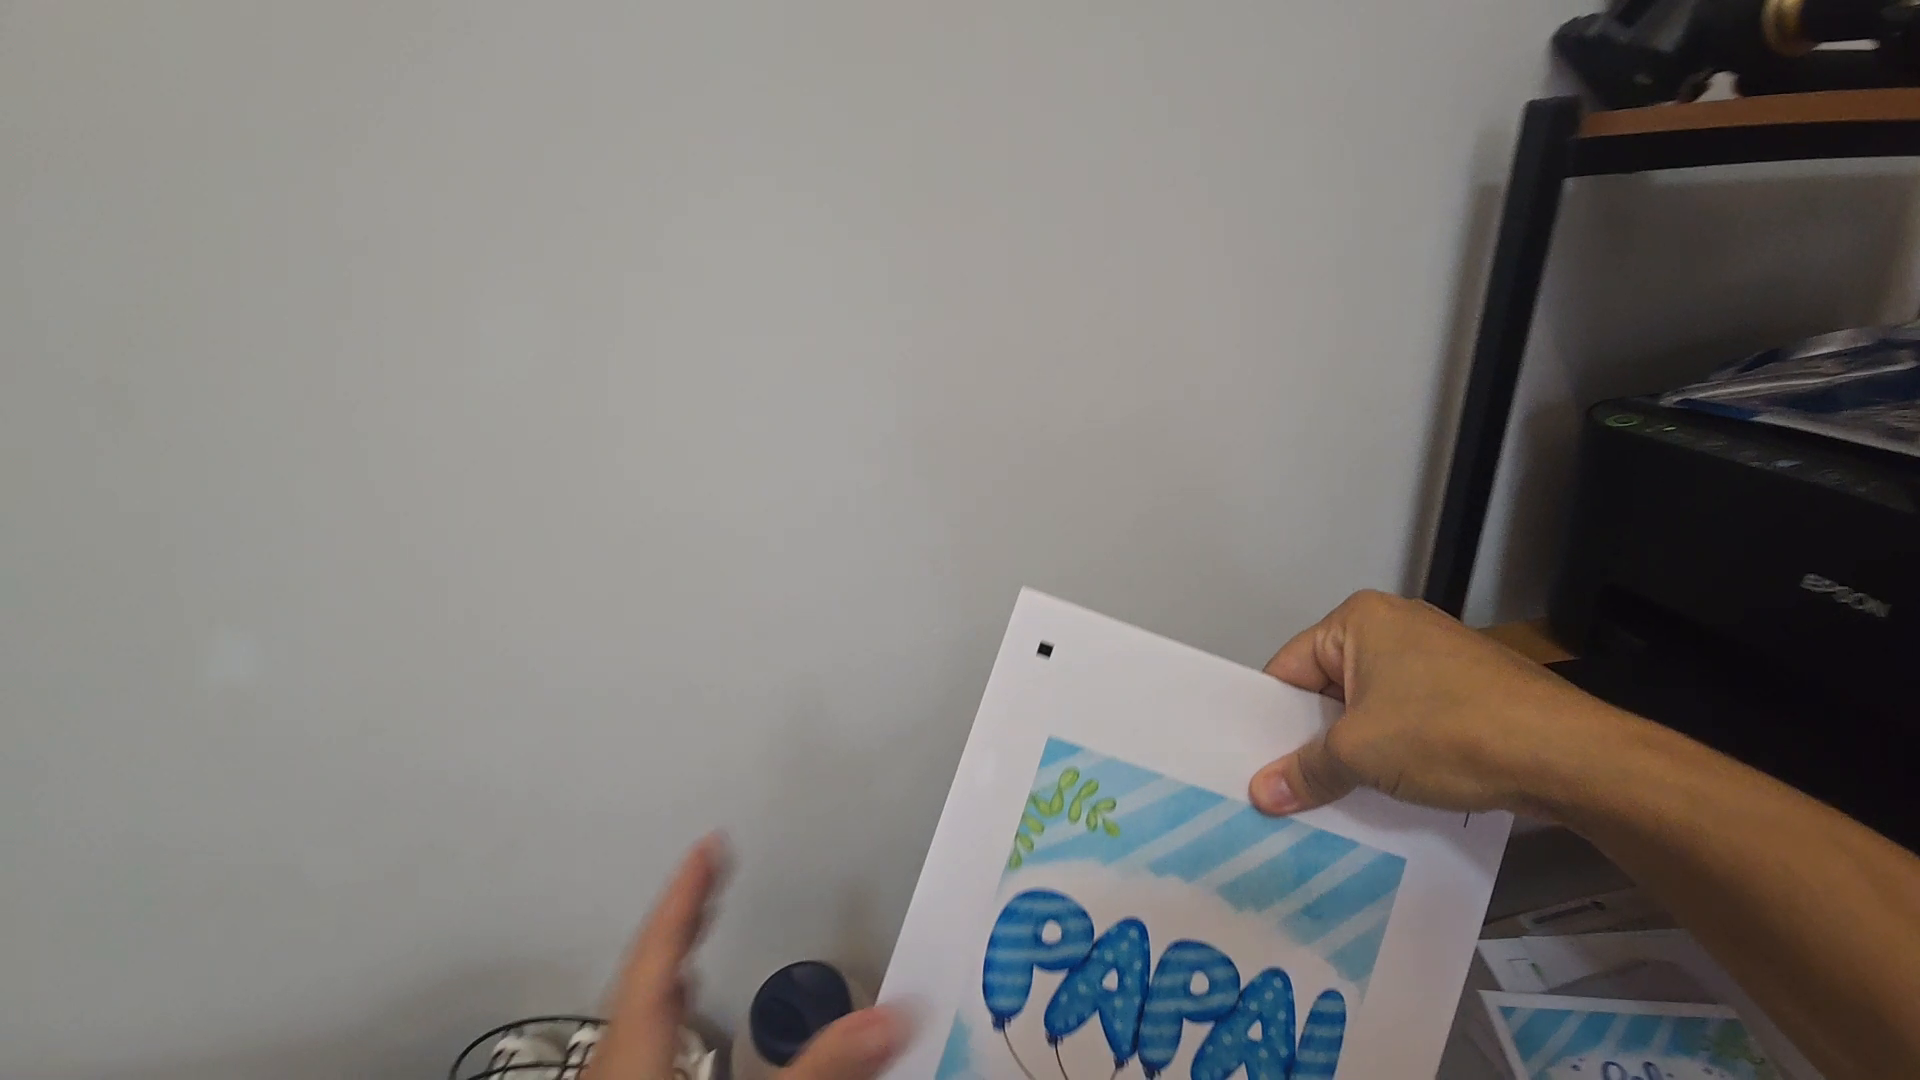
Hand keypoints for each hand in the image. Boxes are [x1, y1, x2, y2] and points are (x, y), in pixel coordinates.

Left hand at [584, 836, 909, 1079]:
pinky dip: (661, 1008)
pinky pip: (637, 1039)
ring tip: (694, 931)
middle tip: (709, 872)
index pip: (659, 952)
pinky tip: (680, 1020)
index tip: (708, 843)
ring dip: (668, 963)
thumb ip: (828, 1067)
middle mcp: (617, 1065)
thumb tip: (899, 1013)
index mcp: (639, 1052)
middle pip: (642, 973)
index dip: (686, 893)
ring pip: (634, 1010)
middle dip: (679, 917)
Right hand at [1246, 590, 1620, 817]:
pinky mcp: (1468, 687)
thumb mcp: (1360, 754)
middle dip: (1314, 736)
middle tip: (1288, 782)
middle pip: (1328, 686)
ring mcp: (1436, 655)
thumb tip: (1260, 796)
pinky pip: (1407, 715)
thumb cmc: (1449, 732)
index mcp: (1359, 618)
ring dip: (1354, 747)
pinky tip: (1388, 785)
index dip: (1271, 717)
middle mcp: (1395, 625)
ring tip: (1333, 791)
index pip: (1290, 668)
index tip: (1257, 760)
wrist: (1573, 756)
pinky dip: (1393, 748)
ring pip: (1369, 706)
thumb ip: (1304, 771)